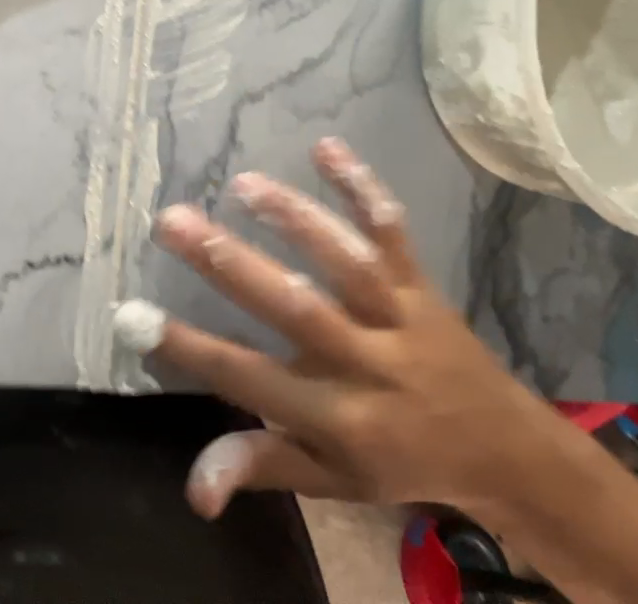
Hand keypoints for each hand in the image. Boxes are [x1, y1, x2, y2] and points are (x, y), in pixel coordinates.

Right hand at [117, 139, 568, 519]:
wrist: (506, 449)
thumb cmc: (399, 461)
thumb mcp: (330, 480)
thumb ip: (261, 467)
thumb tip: (193, 491)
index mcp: (337, 417)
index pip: (249, 380)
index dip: (188, 349)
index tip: (131, 318)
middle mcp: (366, 361)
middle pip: (294, 308)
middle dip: (228, 263)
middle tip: (170, 222)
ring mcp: (399, 317)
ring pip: (346, 262)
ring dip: (295, 219)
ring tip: (242, 184)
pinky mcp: (421, 285)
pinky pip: (394, 233)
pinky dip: (363, 188)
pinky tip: (325, 146)